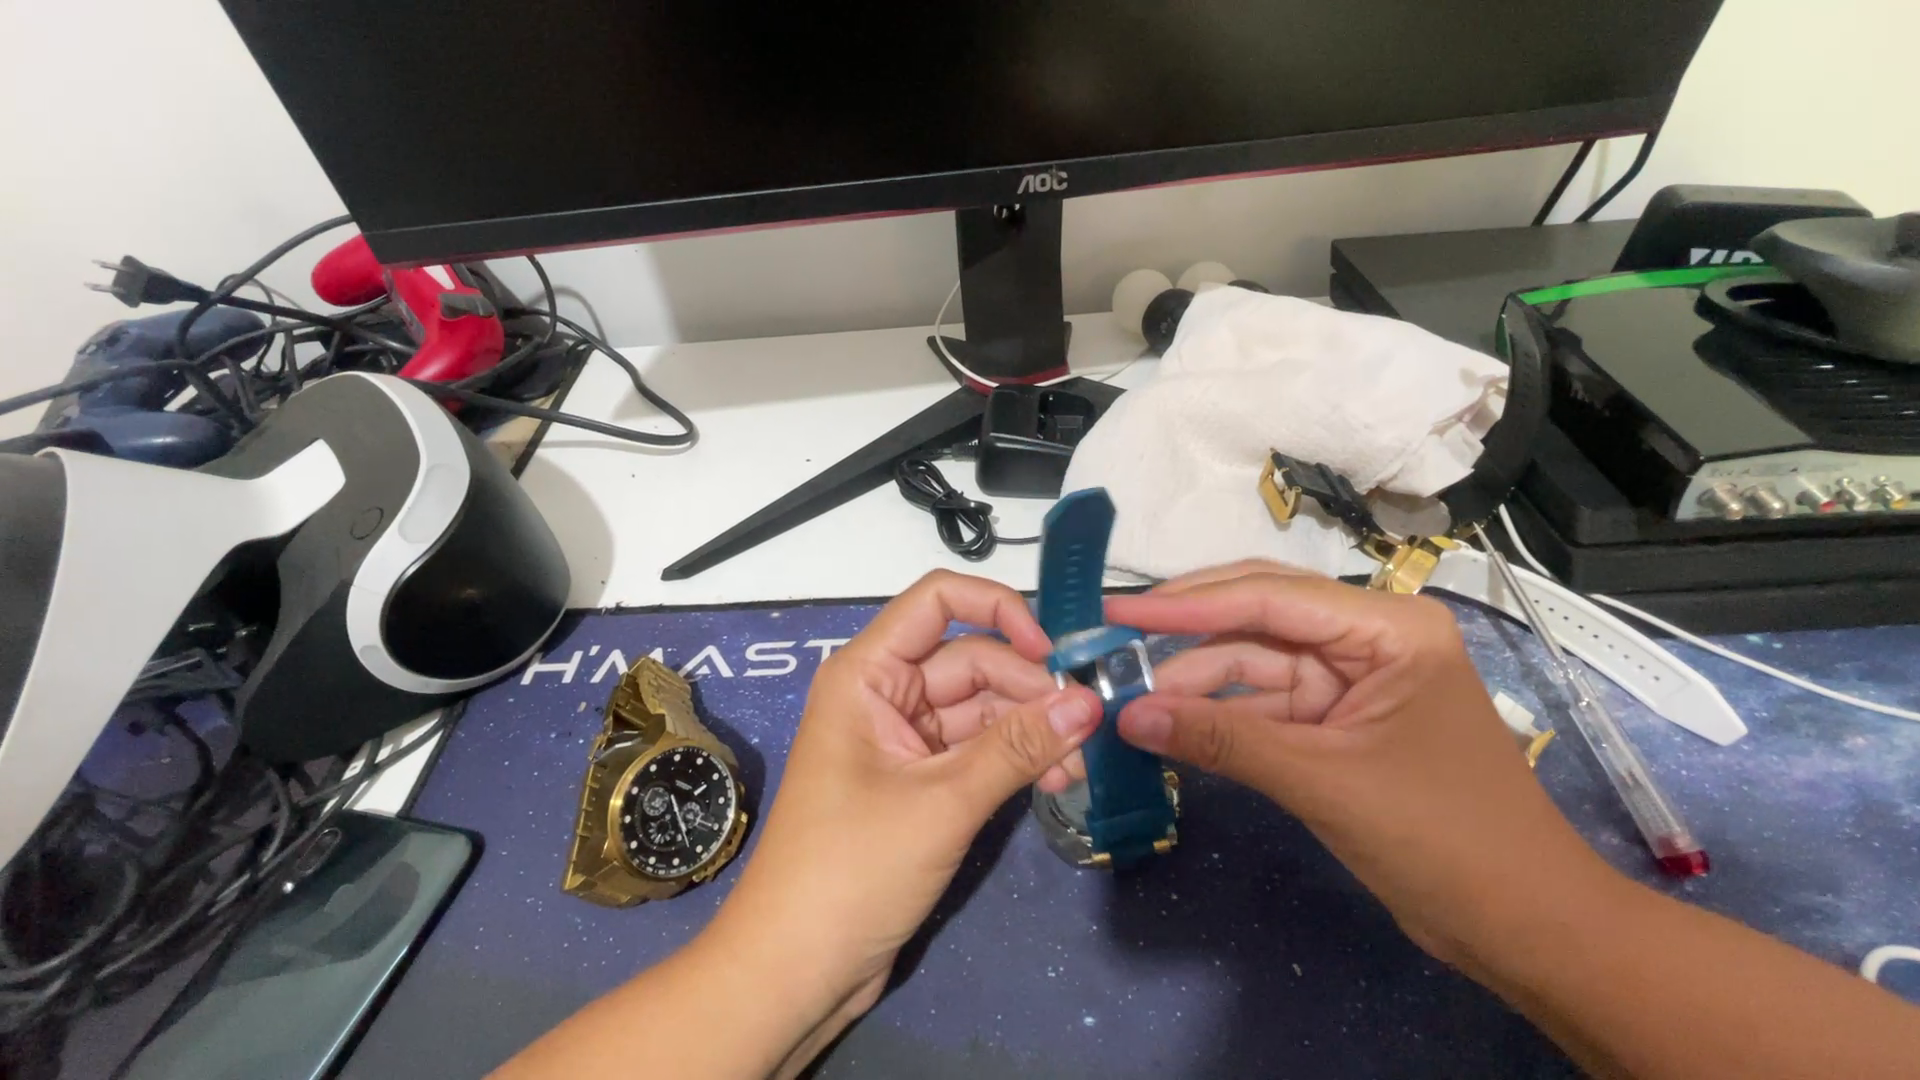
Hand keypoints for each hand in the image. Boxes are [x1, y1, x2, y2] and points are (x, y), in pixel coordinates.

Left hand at [707, 570, 1100, 1012]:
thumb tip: (1089, 701)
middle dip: (1030, 690)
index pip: (939, 601)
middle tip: (1088, 728)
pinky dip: (1016, 761)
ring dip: (1031, 731)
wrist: (794, 970)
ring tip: (1079, 768)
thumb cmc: (851, 871)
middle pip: (973, 659)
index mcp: (868, 673)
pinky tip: (1056, 783)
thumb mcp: (942, 802)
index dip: (1000, 610)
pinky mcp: (920, 782)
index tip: (1053, 654)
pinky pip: (978, 750)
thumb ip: (1018, 747)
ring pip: (982, 708)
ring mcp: (904, 740)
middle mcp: (886, 694)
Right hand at [1107, 561, 1613, 965]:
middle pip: (1255, 615)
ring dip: (1192, 679)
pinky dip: (1215, 715)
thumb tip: (1127, 717)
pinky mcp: (1333, 718)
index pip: (1268, 596)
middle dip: (1181, 632)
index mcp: (1387, 627)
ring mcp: (1348, 677)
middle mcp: (1366, 637)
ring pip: (1251, 660)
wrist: (1523, 926)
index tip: (1115, 609)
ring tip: (1123, 691)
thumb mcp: (1323, 781)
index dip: (1184, 603)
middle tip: (1107, 639)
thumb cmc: (1443, 838)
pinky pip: (1260, 703)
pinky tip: (1166, 721)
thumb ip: (1222, 740)